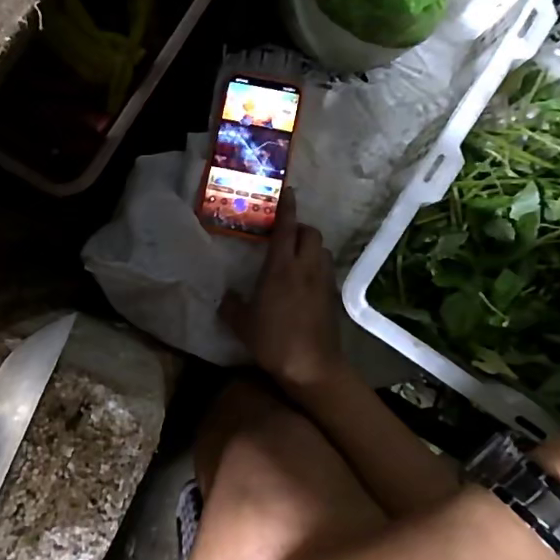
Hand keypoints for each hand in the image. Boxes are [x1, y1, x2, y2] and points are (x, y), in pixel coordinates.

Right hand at [221, 191, 346, 390]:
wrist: (312, 367)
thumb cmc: (273, 341)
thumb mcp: (242, 324)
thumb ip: (231, 305)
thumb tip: (227, 296)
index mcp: (281, 268)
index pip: (286, 228)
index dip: (286, 208)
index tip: (286, 192)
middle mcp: (306, 268)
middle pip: (310, 233)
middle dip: (299, 228)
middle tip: (283, 235)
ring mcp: (323, 282)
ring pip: (322, 250)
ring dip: (310, 246)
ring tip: (295, 257)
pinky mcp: (332, 297)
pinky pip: (325, 270)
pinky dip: (316, 266)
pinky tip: (304, 282)